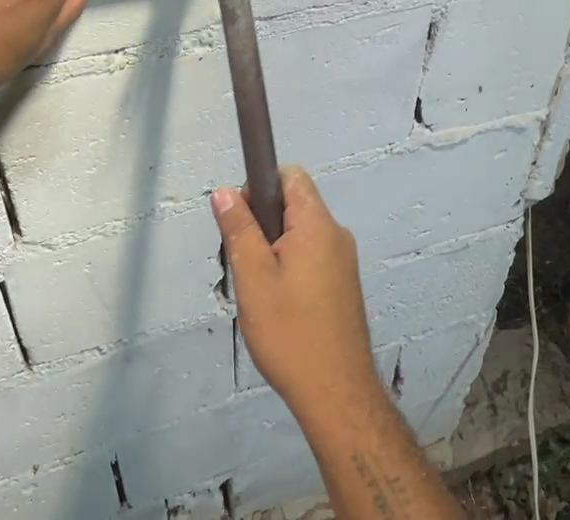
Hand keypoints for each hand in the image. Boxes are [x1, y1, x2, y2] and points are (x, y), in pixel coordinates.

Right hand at [215, 167, 379, 418]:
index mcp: (317, 225)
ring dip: (273, 250)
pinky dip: (289, 268)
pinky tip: (277, 306)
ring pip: (299, 235)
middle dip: (262, 223)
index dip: (259, 187)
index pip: (290, 176)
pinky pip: (311, 258)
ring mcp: (344, 262)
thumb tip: (225, 191)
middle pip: (294, 205)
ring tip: (258, 291)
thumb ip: (239, 229)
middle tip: (243, 264)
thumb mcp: (252, 277)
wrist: (336, 393)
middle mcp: (336, 235)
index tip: (241, 221)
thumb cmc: (289, 331)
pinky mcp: (343, 286)